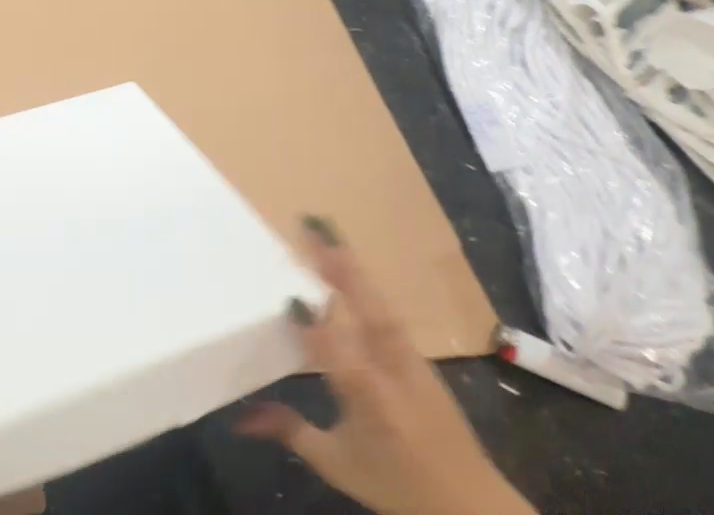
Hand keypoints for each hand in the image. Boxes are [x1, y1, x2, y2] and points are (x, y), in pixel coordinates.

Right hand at [236, 216, 534, 514]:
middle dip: (342, 270)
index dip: (312, 327)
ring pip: (382, 309)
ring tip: (328, 235)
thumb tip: (240, 418)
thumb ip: (290, 431)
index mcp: (370, 400)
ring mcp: (414, 365)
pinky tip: (353, 272)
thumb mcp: (338, 463)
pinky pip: (391, 318)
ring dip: (355, 270)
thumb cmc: (399, 486)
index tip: (287, 296)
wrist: (473, 506)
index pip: (337, 353)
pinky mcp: (422, 362)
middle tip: (312, 227)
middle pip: (370, 314)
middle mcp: (394, 374)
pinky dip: (369, 290)